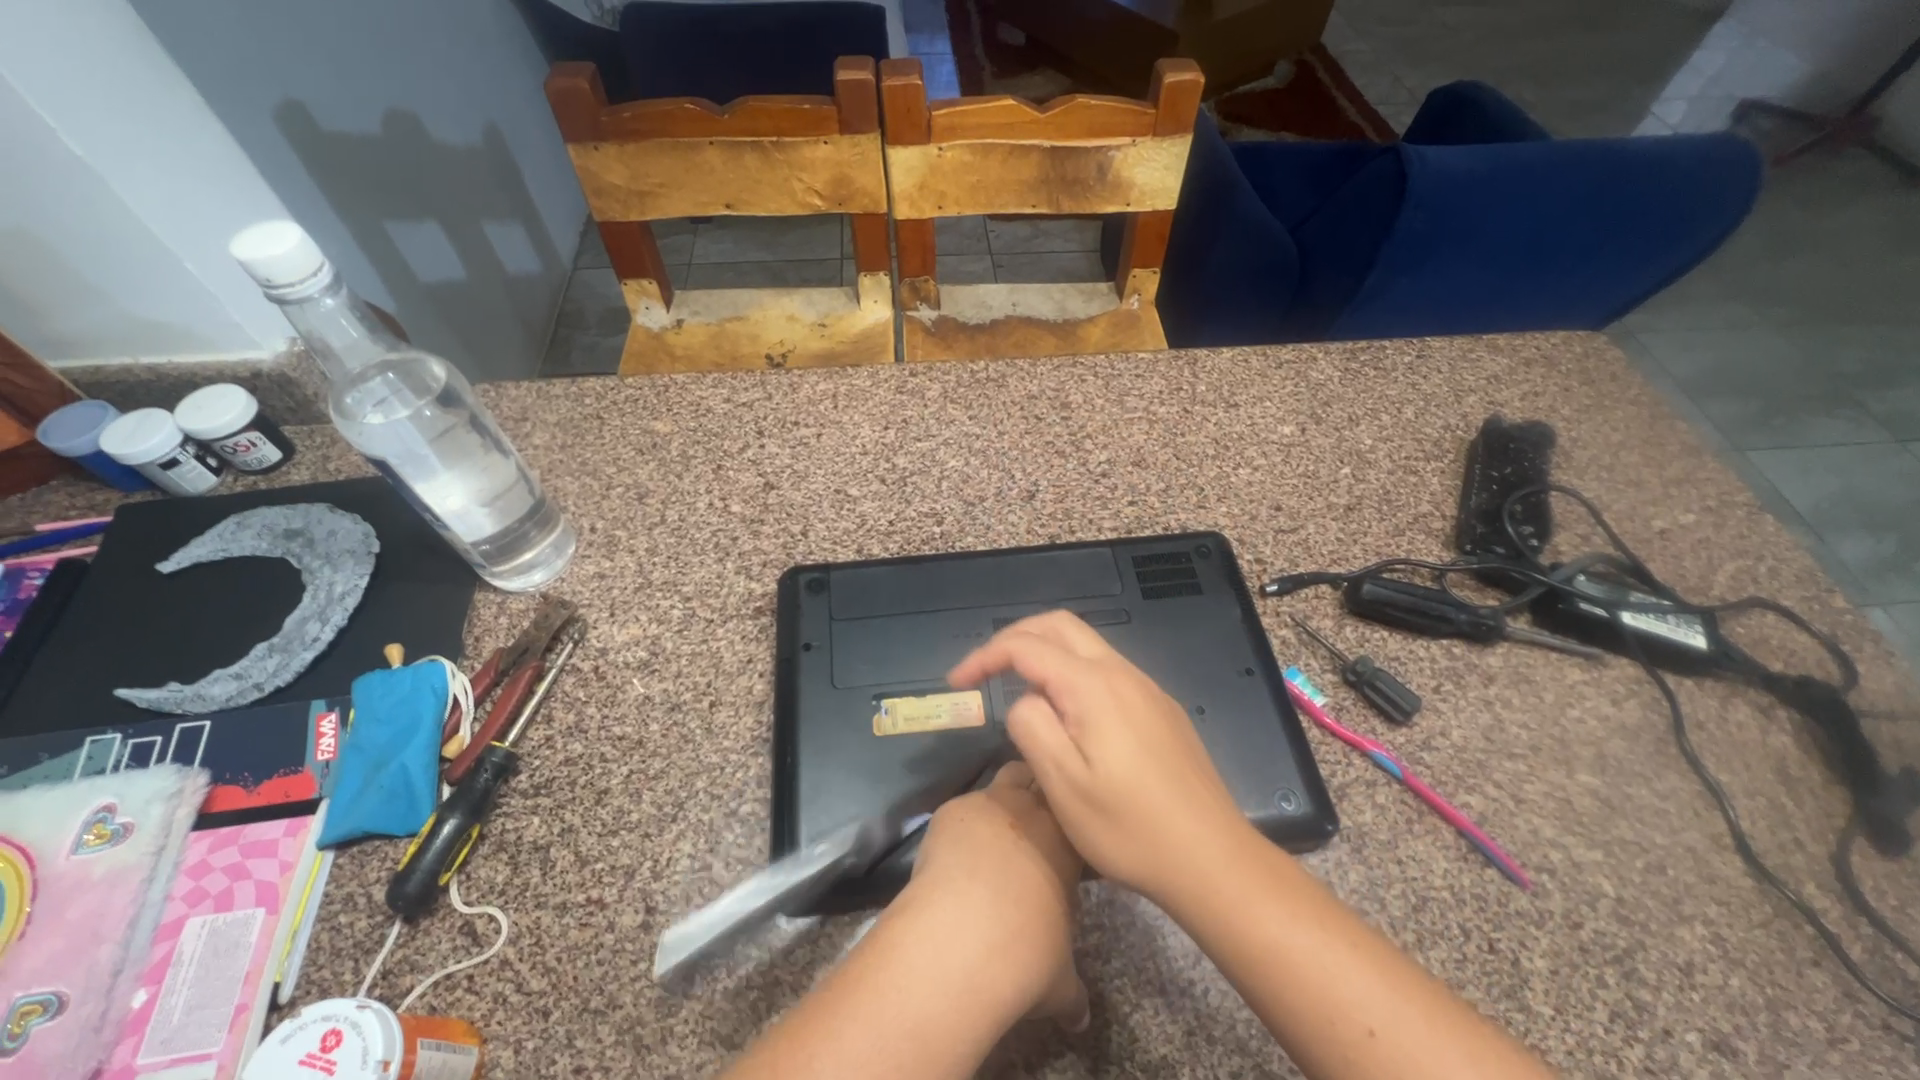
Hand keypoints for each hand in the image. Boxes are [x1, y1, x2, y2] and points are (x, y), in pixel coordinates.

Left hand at [895, 762, 1088, 1030]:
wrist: (962, 940)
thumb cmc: (1026, 957)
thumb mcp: (1060, 983)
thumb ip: (1073, 995)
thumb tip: (1081, 1020)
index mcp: (1072, 843)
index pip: (1083, 819)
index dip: (1078, 832)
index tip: (1072, 853)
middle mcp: (1036, 812)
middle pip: (1047, 781)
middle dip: (1044, 797)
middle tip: (1036, 829)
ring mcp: (992, 803)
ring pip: (1008, 778)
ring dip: (1006, 799)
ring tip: (996, 835)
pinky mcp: (951, 809)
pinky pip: (963, 807)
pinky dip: (964, 823)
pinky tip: (955, 854)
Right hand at [948, 611, 1251, 904]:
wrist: (1211, 858)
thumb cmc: (1129, 828)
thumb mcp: (1062, 784)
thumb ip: (1031, 727)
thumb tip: (1025, 701)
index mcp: (1093, 686)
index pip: (1026, 646)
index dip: (985, 657)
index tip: (957, 683)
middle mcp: (1123, 675)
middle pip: (1060, 626)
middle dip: (1015, 637)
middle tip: (984, 671)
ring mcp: (1148, 691)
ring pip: (1087, 647)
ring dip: (1045, 655)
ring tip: (1018, 692)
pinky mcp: (1162, 712)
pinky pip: (1108, 672)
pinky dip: (1073, 674)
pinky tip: (1068, 717)